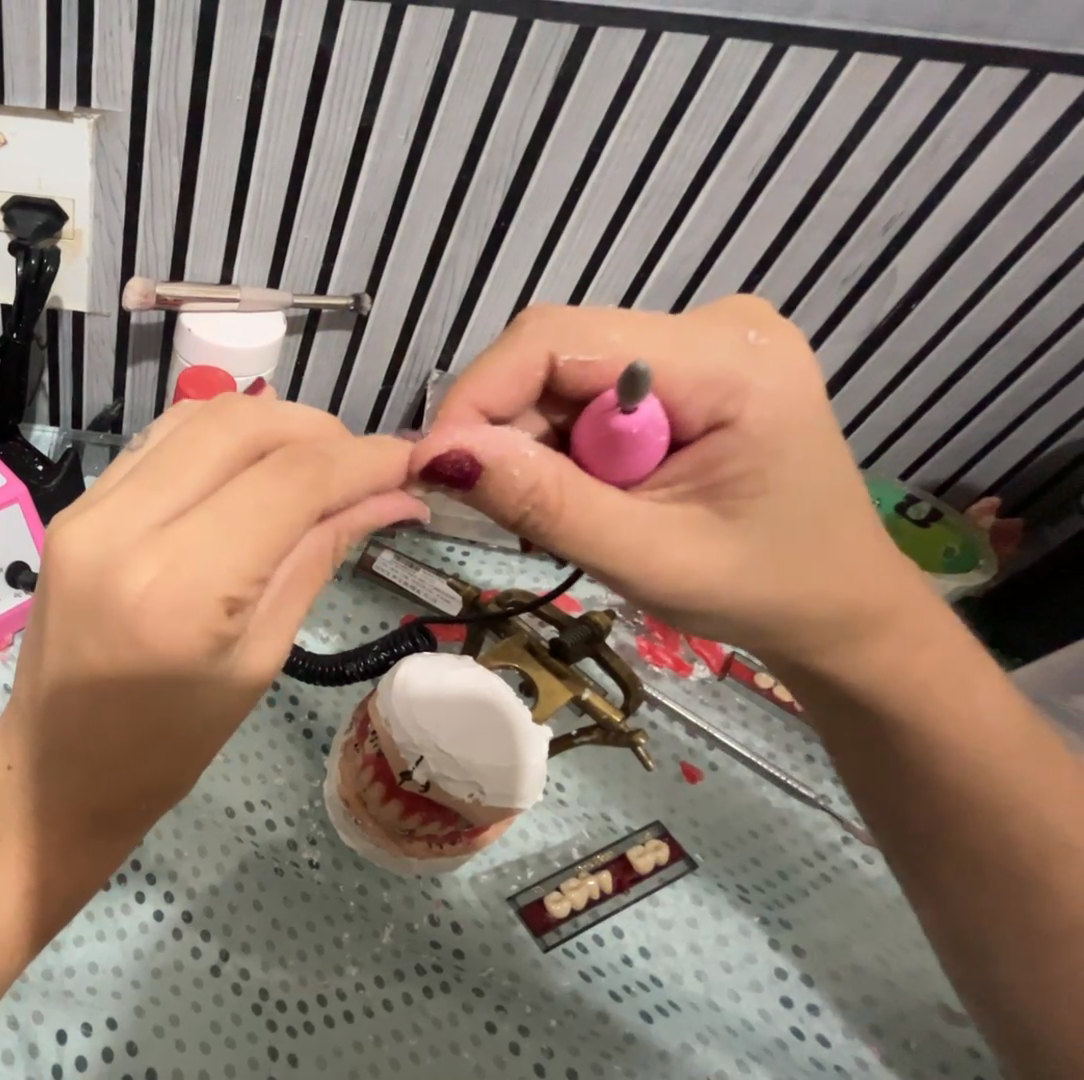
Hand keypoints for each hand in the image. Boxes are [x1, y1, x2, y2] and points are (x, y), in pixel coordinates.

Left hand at [1, 393, 425, 852]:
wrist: (56, 769)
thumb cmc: (166, 746)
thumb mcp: (257, 661)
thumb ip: (316, 560)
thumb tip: (390, 498)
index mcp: (179, 588)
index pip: (290, 481)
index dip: (363, 460)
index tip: (410, 463)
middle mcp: (125, 529)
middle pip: (241, 427)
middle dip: (319, 431)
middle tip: (363, 467)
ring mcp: (88, 511)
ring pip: (196, 419)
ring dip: (268, 423)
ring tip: (313, 462)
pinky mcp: (73, 509)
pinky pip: (157, 443)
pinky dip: (215, 438)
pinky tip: (248, 465)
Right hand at [408, 296, 924, 660]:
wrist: (835, 607)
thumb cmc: (758, 589)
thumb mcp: (645, 557)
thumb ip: (542, 502)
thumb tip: (437, 456)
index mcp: (727, 359)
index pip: (557, 339)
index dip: (479, 394)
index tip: (434, 466)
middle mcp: (712, 326)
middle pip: (552, 354)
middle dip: (505, 430)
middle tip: (499, 508)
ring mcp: (696, 343)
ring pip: (555, 376)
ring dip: (529, 444)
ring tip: (553, 511)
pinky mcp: (679, 367)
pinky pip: (578, 391)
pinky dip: (554, 445)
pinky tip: (580, 490)